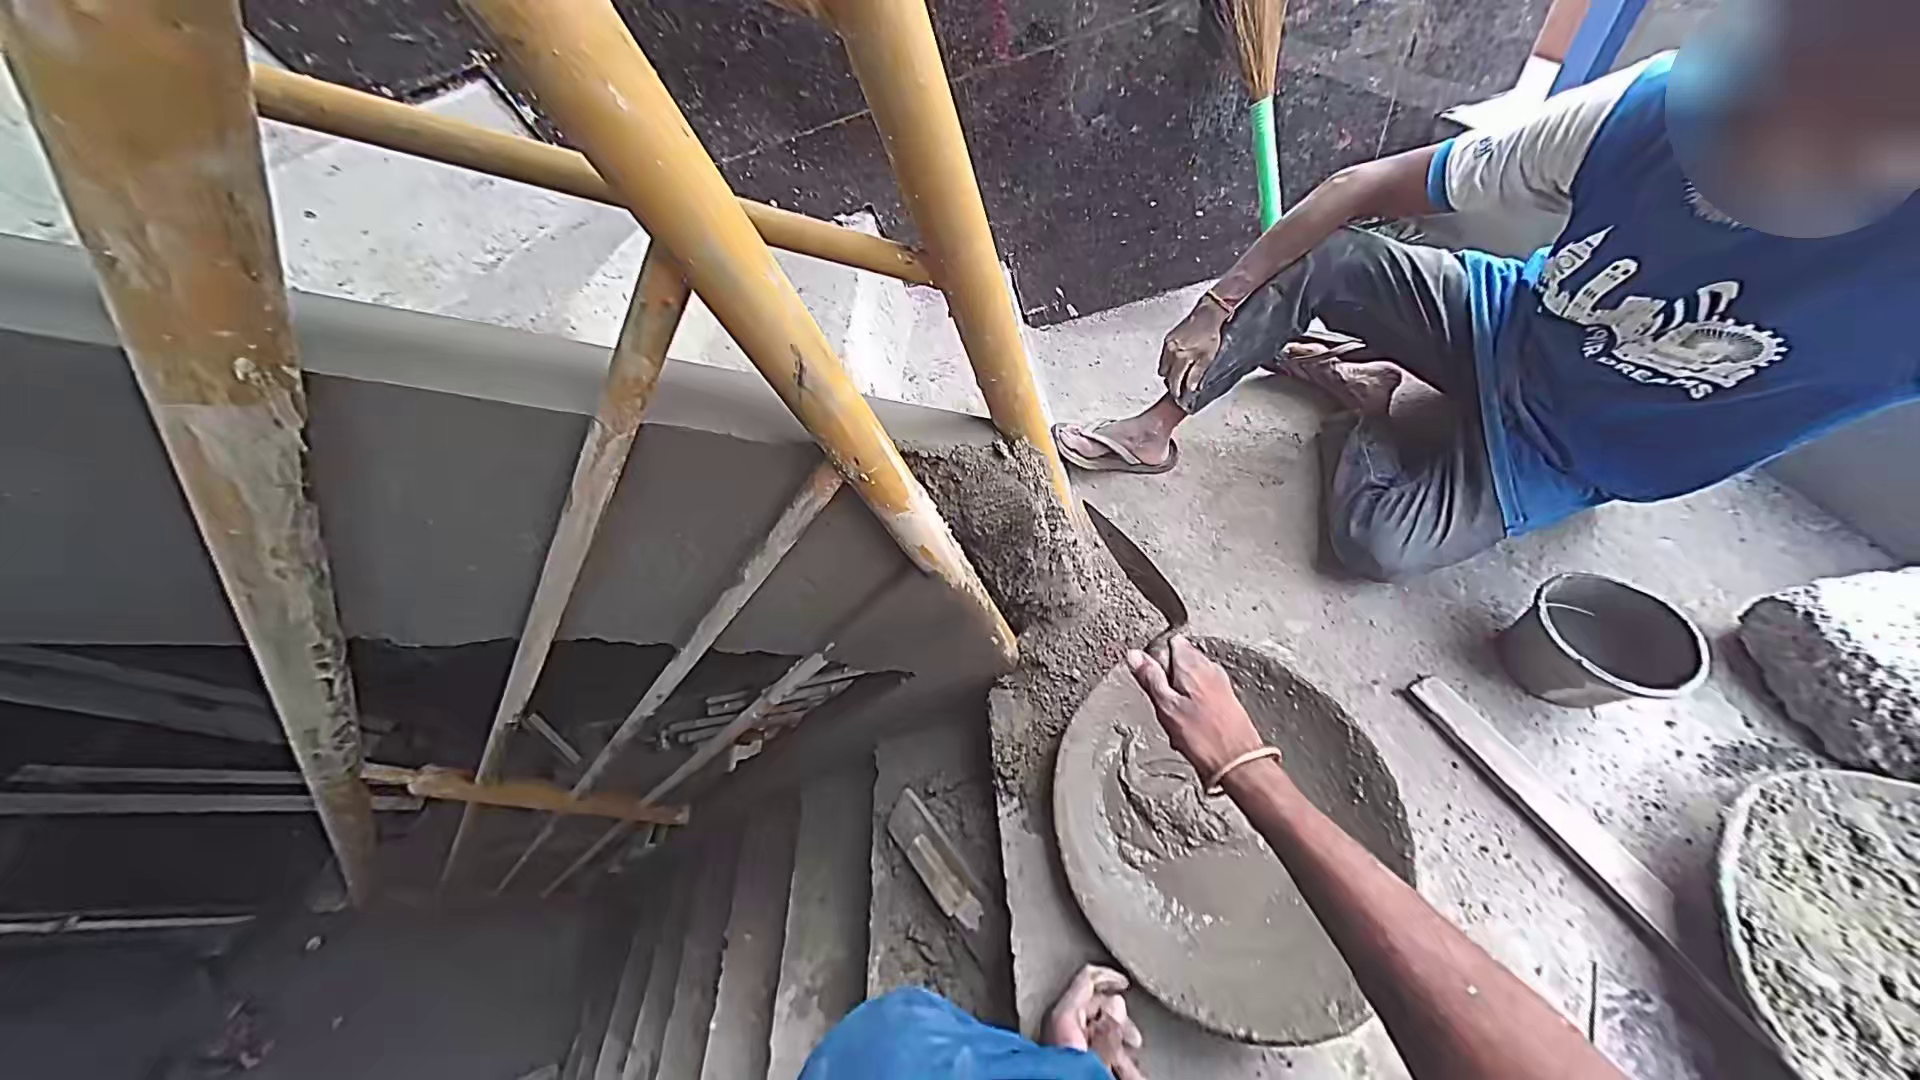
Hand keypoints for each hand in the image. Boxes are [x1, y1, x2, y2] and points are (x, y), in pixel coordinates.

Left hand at [1044, 964, 1144, 1079]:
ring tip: (1134, 1071)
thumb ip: (1108, 1029)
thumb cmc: (1067, 1076)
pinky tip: (1123, 1073)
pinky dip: (1109, 1059)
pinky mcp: (1064, 1059)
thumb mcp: (1096, 1059)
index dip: (1108, 976)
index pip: (1086, 978)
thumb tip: (1116, 1002)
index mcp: (1063, 1015)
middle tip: (1135, 1041)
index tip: (1124, 983)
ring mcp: (1062, 1041)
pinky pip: (1091, 1049)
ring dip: (1120, 1050)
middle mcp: (1060, 1023)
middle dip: (1120, 1024)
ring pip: (1097, 1032)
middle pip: (1096, 1007)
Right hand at [1126, 636, 1265, 780]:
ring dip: (1179, 693)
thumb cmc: (1203, 738)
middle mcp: (1209, 668)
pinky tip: (1191, 724)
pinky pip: (1202, 692)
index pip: (1170, 642)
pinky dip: (1192, 704)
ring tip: (1177, 717)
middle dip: (1168, 677)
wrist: (1239, 764)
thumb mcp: (1165, 706)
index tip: (1151, 677)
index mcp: (1192, 664)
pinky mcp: (1227, 699)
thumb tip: (1135, 655)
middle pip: (1180, 659)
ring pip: (1190, 678)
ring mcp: (1220, 683)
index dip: (1156, 657)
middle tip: (1163, 701)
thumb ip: (1150, 677)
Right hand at [1158, 297, 1229, 400]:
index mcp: (1181, 356)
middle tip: (1178, 386)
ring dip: (1169, 372)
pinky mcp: (1167, 339)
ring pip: (1163, 366)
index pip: (1174, 379)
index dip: (1176, 389)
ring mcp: (1168, 345)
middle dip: (1171, 382)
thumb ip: (1198, 373)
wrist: (1207, 313)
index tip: (1178, 396)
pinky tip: (1176, 362)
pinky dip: (1168, 362)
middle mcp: (1171, 351)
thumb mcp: (1208, 356)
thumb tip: (1191, 387)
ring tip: (1177, 375)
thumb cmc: (1210, 333)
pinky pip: (1164, 356)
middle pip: (1166, 374)